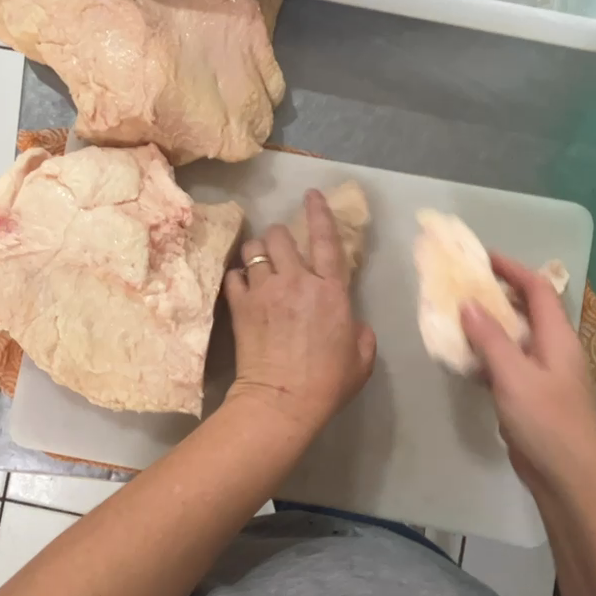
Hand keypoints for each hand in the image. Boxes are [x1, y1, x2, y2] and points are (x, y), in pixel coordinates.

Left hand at [223, 190, 376, 433]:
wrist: (282, 400)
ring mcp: (265, 290)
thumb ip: (360, 331)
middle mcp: (297, 281)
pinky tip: (241, 286)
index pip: (326, 240)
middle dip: (280, 235)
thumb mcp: (361, 358)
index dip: (319, 212)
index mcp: (331, 291)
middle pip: (281, 235)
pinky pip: (233, 276)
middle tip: (280, 248)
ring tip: (258, 263)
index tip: (311, 194)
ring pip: (254, 250)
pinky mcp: (240, 305)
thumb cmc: (327, 383)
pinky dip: (237, 277)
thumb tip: (351, 322)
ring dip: (257, 252)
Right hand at [461, 254, 595, 494]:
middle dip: (498, 293)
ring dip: (490, 324)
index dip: (513, 269)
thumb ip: (490, 339)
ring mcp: (545, 376)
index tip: (482, 258)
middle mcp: (555, 351)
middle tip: (462, 285)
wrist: (571, 481)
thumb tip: (468, 303)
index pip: (539, 290)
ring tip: (456, 315)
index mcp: (559, 340)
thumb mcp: (514, 377)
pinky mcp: (533, 397)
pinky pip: (508, 363)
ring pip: (516, 338)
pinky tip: (465, 359)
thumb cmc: (547, 424)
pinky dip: (488, 353)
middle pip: (528, 310)